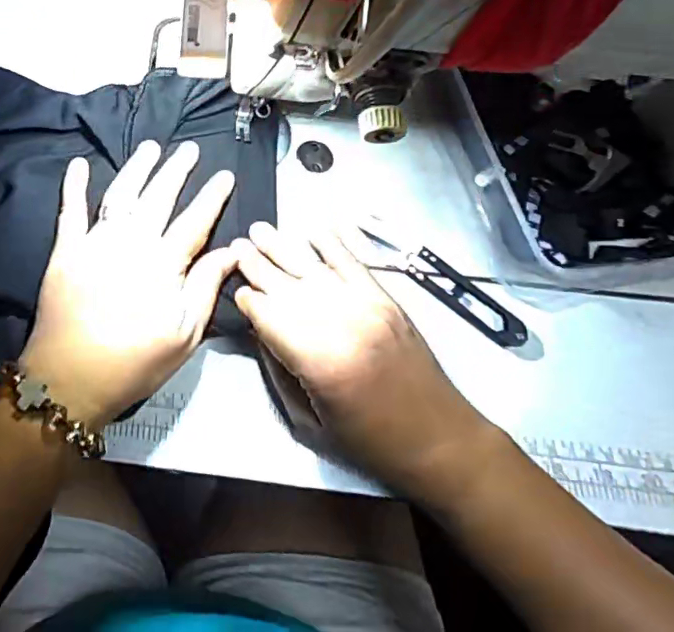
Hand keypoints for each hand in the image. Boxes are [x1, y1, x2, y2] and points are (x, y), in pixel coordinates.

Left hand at [17, 141, 236, 428]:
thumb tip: (230, 251)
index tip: (224, 175)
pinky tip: (77, 165)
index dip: (212, 196)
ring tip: (151, 147)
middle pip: (159, 198)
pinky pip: (70, 212)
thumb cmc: (134, 362)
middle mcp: (131, 243)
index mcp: (163, 263)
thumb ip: (205, 286)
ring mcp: (95, 244)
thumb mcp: (185, 334)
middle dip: (177, 170)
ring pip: (121, 194)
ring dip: (137, 168)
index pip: (194, 220)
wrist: (68, 382)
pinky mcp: (65, 252)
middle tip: (190, 149)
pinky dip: (74, 187)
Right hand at [231, 222, 499, 498]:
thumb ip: (283, 375)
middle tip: (238, 247)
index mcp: (318, 360)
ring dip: (286, 248)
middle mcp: (341, 324)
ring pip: (316, 269)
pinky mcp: (386, 300)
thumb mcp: (311, 424)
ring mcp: (367, 306)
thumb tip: (263, 336)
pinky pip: (354, 264)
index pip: (271, 317)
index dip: (250, 302)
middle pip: (289, 286)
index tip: (236, 290)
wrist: (436, 436)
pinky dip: (335, 244)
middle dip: (260, 266)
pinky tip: (317, 230)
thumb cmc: (371, 442)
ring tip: (262, 230)